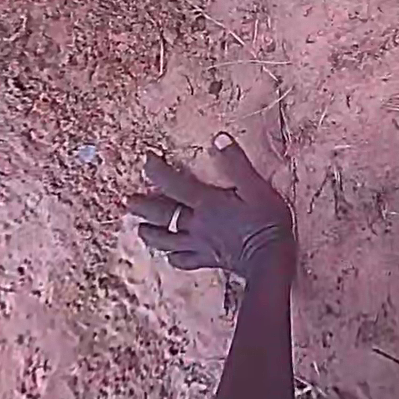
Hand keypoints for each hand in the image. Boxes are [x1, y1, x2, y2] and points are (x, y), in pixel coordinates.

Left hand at [129, 133, 295, 280]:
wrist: (269, 258)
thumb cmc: (265, 220)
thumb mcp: (255, 186)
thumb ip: (236, 163)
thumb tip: (219, 138)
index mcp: (206, 203)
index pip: (174, 184)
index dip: (157, 171)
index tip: (146, 159)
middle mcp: (196, 224)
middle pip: (162, 214)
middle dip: (143, 207)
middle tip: (128, 202)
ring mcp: (199, 245)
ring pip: (166, 240)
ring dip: (151, 234)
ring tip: (140, 229)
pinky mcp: (207, 260)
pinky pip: (184, 261)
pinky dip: (173, 257)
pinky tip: (171, 256)